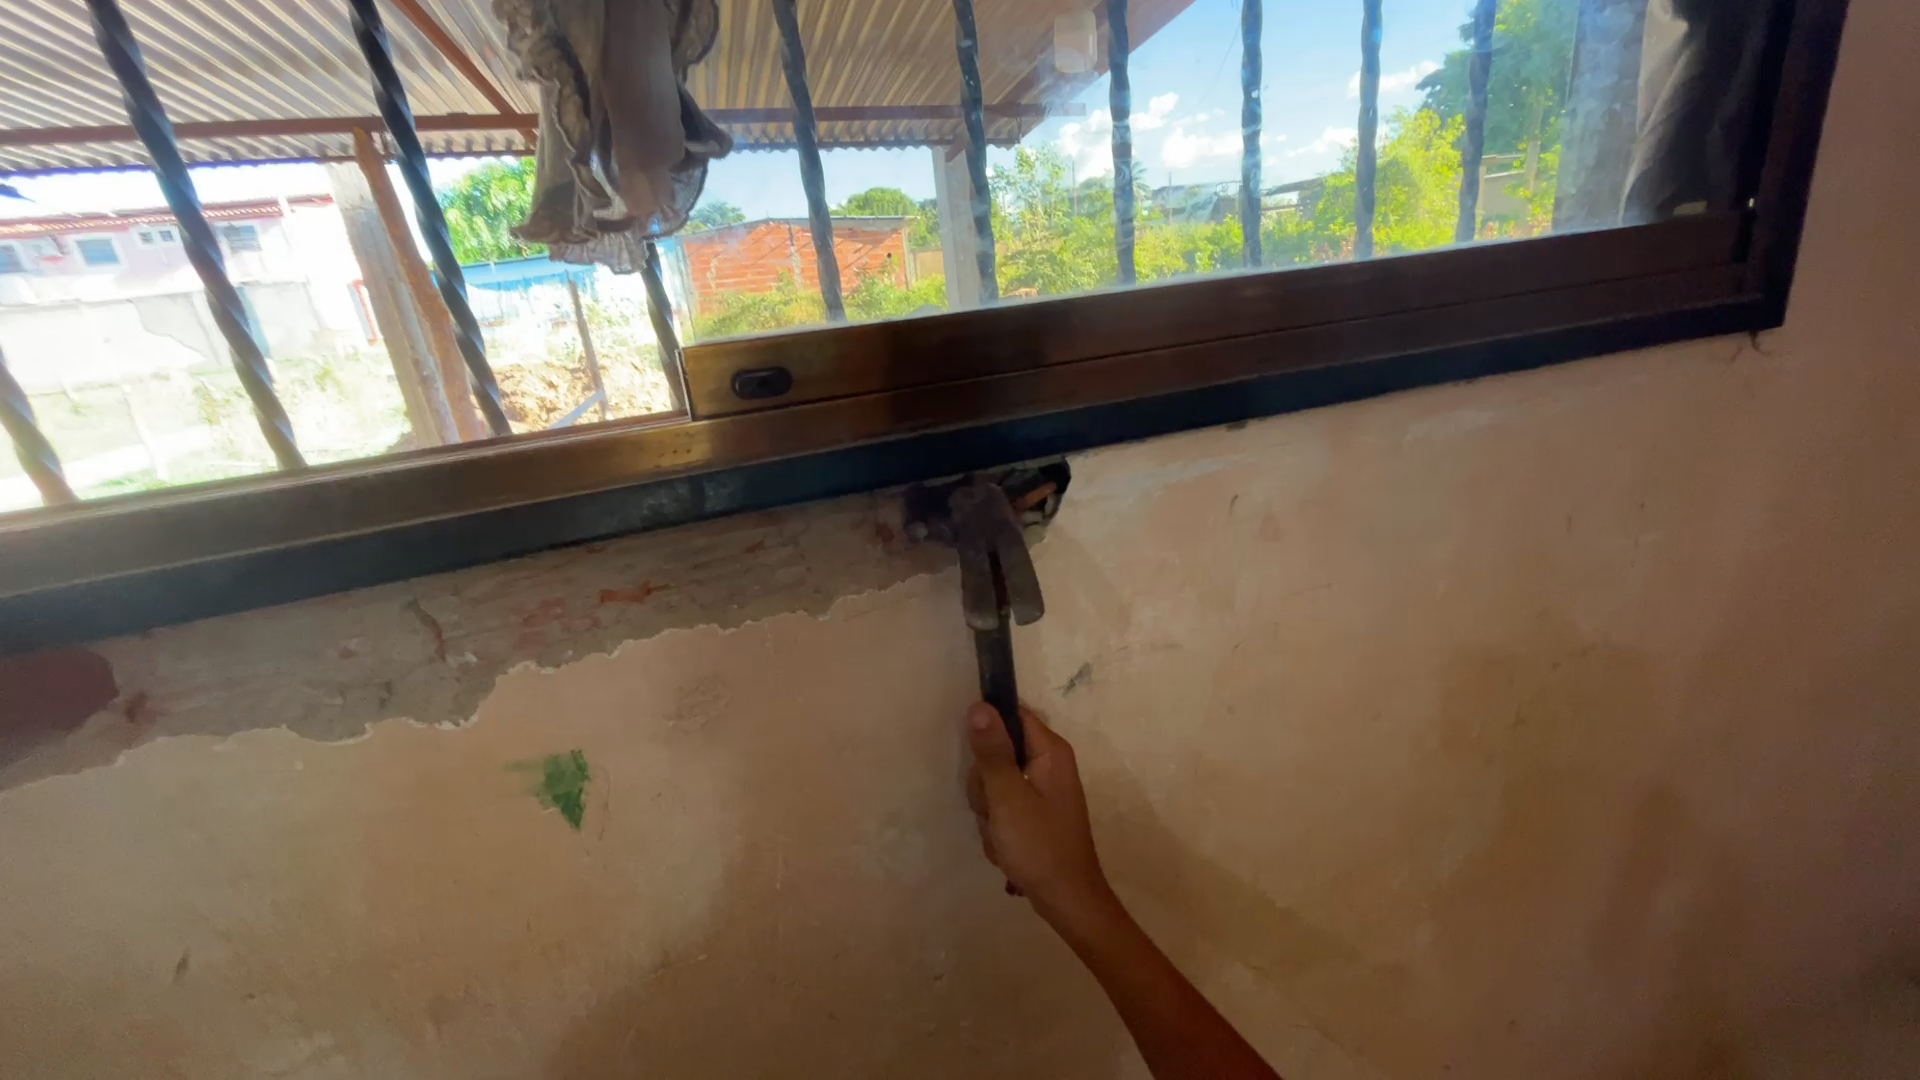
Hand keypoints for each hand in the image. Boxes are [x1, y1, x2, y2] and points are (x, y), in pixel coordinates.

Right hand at [964, 702, 1117, 927]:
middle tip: (992, 808)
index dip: (989, 728)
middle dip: (985, 783)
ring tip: (1000, 833)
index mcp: (1050, 751)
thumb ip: (992, 751)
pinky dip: (996, 826)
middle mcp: (1048, 763)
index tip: (975, 754)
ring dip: (988, 810)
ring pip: (993, 781)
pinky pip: (1001, 805)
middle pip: (997, 750)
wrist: (1065, 901)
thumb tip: (979, 705)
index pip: (1012, 714)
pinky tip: (1004, 846)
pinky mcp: (1033, 811)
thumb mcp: (1008, 797)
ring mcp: (1041, 789)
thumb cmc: (1040, 845)